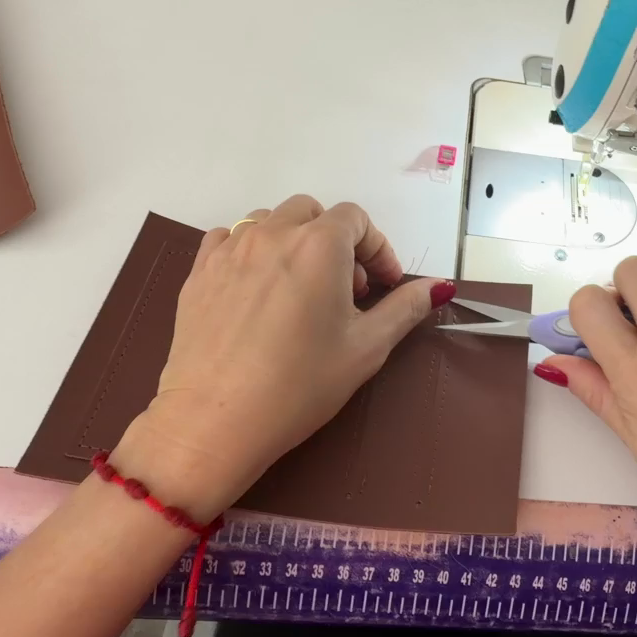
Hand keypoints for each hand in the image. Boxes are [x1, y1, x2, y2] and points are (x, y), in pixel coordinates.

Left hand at [115, 195, 452, 516]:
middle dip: (336, 242)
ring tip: (299, 288)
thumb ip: (405, 307)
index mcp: (319, 244)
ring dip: (293, 242)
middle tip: (343, 291)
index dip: (377, 249)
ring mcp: (229, 251)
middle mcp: (273, 233)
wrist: (214, 423)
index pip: (356, 219)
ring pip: (269, 221)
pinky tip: (256, 289)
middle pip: (313, 213)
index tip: (382, 287)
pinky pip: (227, 239)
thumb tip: (439, 285)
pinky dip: (249, 251)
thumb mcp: (367, 347)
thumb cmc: (300, 384)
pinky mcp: (198, 273)